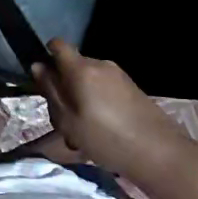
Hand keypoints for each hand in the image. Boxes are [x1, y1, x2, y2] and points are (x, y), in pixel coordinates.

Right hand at [32, 39, 192, 177]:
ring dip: (80, 96)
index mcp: (82, 69)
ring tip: (82, 128)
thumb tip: (38, 66)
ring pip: (88, 78)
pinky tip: (101, 129)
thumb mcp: (68, 120)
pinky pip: (104, 87)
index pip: (58, 45)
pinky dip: (96, 101)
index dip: (46, 56)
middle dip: (63, 84)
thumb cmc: (105, 138)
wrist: (159, 153)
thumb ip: (51, 91)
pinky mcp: (132, 88)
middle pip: (72, 65)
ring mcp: (119, 75)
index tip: (43, 80)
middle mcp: (101, 64)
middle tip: (62, 117)